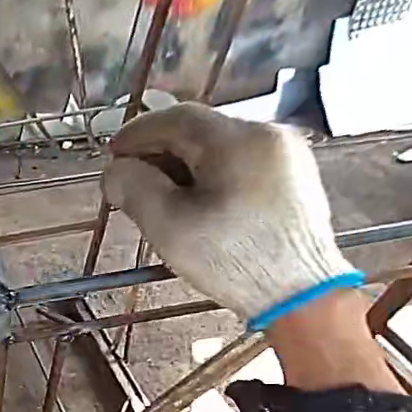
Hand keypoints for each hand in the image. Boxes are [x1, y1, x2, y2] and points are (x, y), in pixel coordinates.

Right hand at [101, 103, 360, 327]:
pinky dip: (209, 174)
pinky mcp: (293, 177)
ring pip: (219, 147)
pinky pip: (240, 162)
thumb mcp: (168, 225)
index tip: (111, 154)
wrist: (299, 293)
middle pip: (199, 131)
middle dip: (158, 151)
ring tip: (159, 195)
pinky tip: (195, 203)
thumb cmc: (229, 258)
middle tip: (130, 179)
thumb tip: (115, 171)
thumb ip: (133, 188)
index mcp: (237, 139)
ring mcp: (286, 154)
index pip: (176, 118)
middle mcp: (267, 133)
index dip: (137, 132)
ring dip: (182, 164)